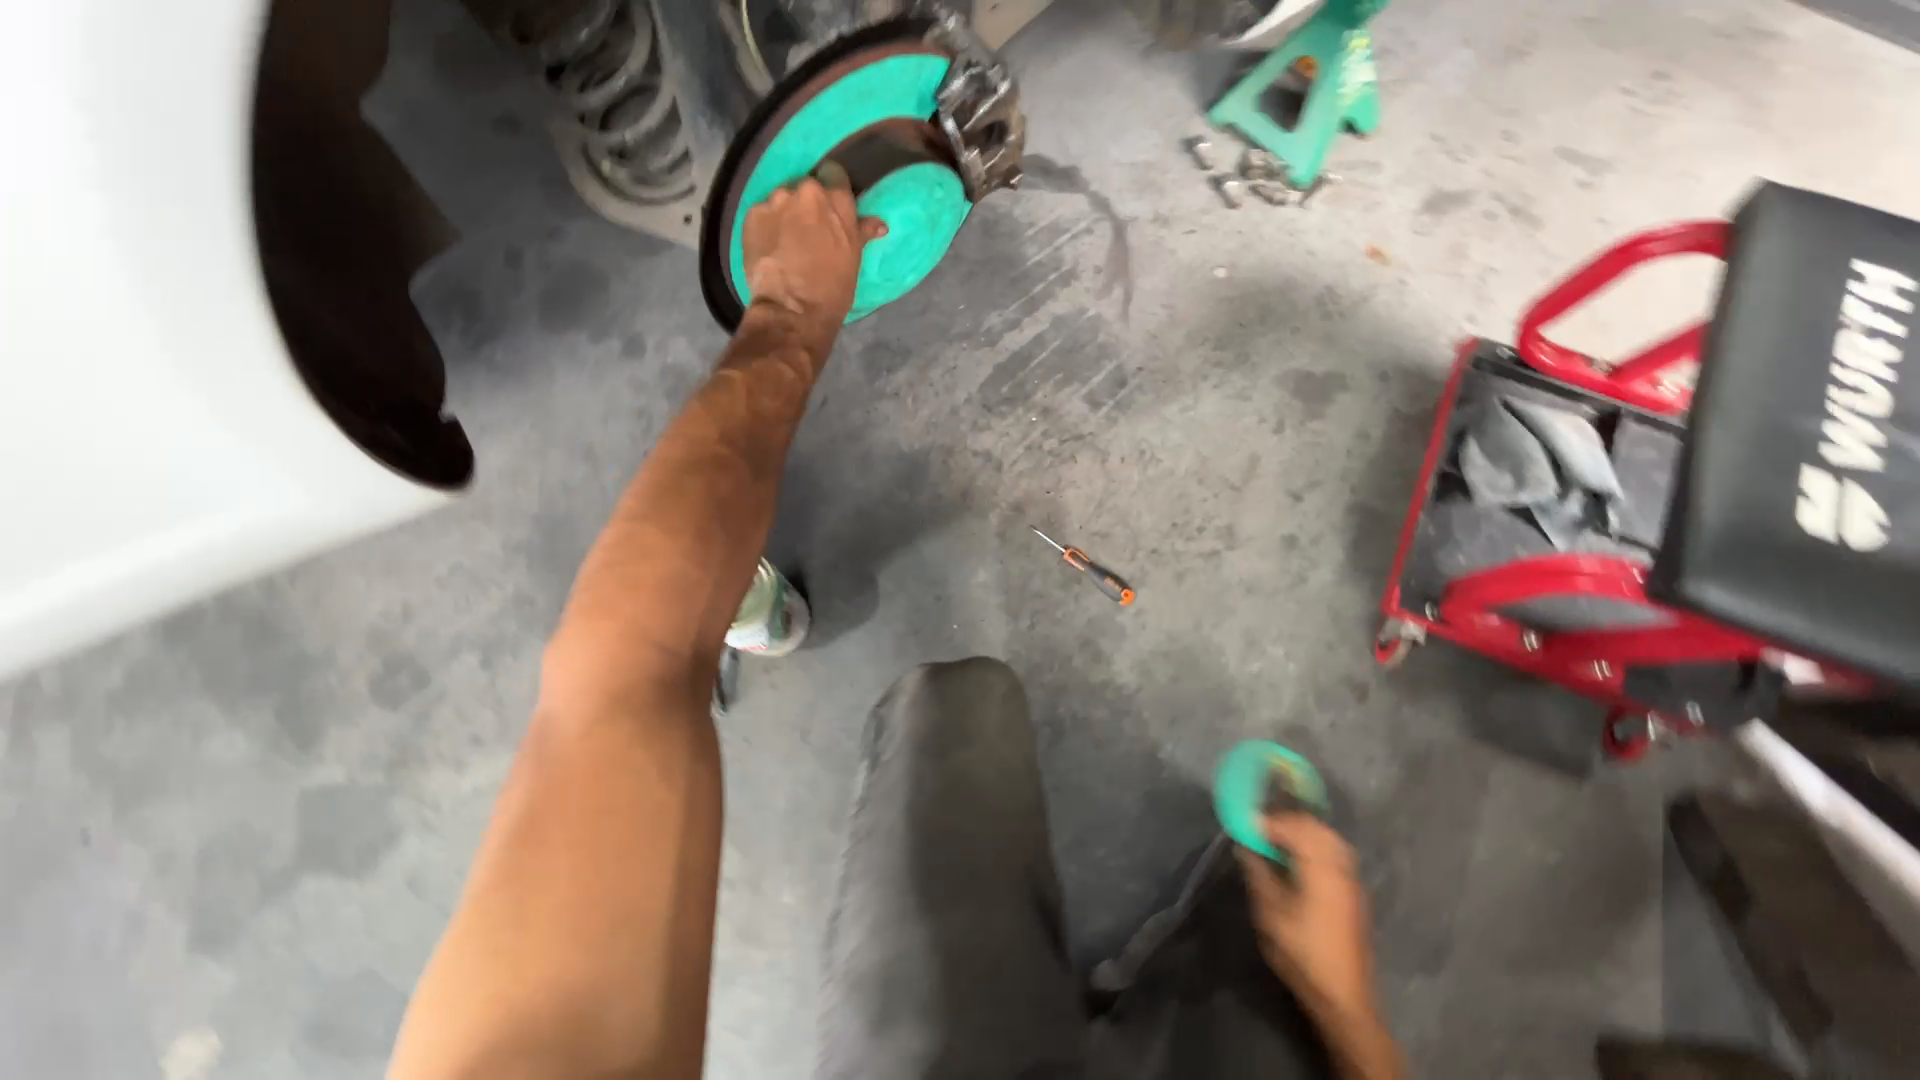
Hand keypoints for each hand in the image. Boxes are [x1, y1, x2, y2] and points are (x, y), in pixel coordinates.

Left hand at [742, 161, 886, 327]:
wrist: (792, 310)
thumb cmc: (832, 289)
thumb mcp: (853, 260)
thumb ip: (862, 232)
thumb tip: (878, 224)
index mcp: (837, 200)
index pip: (835, 173)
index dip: (831, 187)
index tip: (829, 207)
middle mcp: (807, 191)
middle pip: (806, 186)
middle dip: (806, 203)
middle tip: (807, 229)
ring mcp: (777, 201)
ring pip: (782, 198)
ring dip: (784, 213)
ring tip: (784, 240)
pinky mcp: (753, 214)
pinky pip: (762, 213)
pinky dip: (765, 225)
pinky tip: (768, 246)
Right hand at [1238, 813, 1378, 1021]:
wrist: (1344, 995)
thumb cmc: (1302, 955)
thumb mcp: (1270, 916)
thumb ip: (1258, 876)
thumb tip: (1246, 848)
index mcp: (1319, 870)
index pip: (1295, 828)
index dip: (1270, 821)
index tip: (1247, 822)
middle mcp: (1340, 868)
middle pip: (1316, 828)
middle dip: (1288, 821)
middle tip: (1262, 828)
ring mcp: (1352, 881)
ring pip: (1330, 839)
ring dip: (1305, 832)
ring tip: (1279, 841)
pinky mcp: (1355, 893)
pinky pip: (1337, 853)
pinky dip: (1317, 845)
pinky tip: (1300, 860)